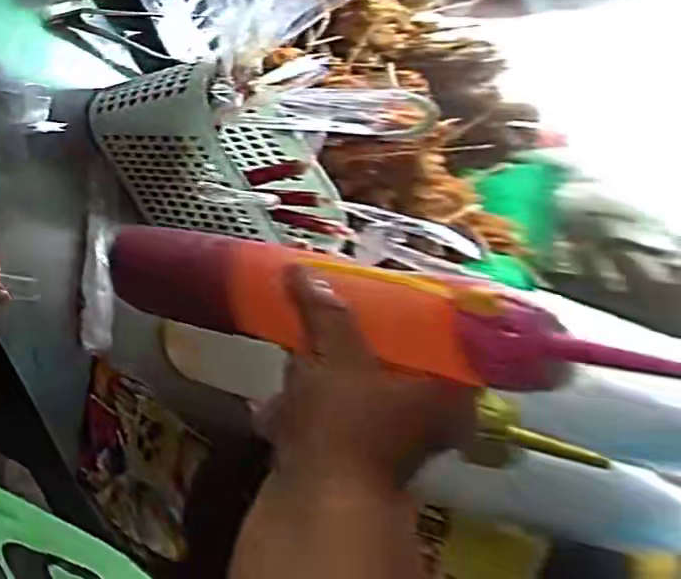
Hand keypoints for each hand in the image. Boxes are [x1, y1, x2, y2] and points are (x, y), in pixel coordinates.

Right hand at [256, 268, 476, 490]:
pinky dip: (325, 368)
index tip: (389, 284)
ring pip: (374, 369)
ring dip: (341, 345)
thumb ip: (324, 312)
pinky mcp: (363, 430)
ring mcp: (400, 423)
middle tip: (339, 293)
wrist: (319, 480)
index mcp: (451, 393)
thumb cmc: (346, 420)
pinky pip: (348, 386)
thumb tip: (303, 269)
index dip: (423, 310)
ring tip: (309, 316)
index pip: (454, 341)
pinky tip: (297, 352)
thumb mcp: (335, 357)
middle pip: (408, 353)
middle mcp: (436, 409)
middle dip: (368, 324)